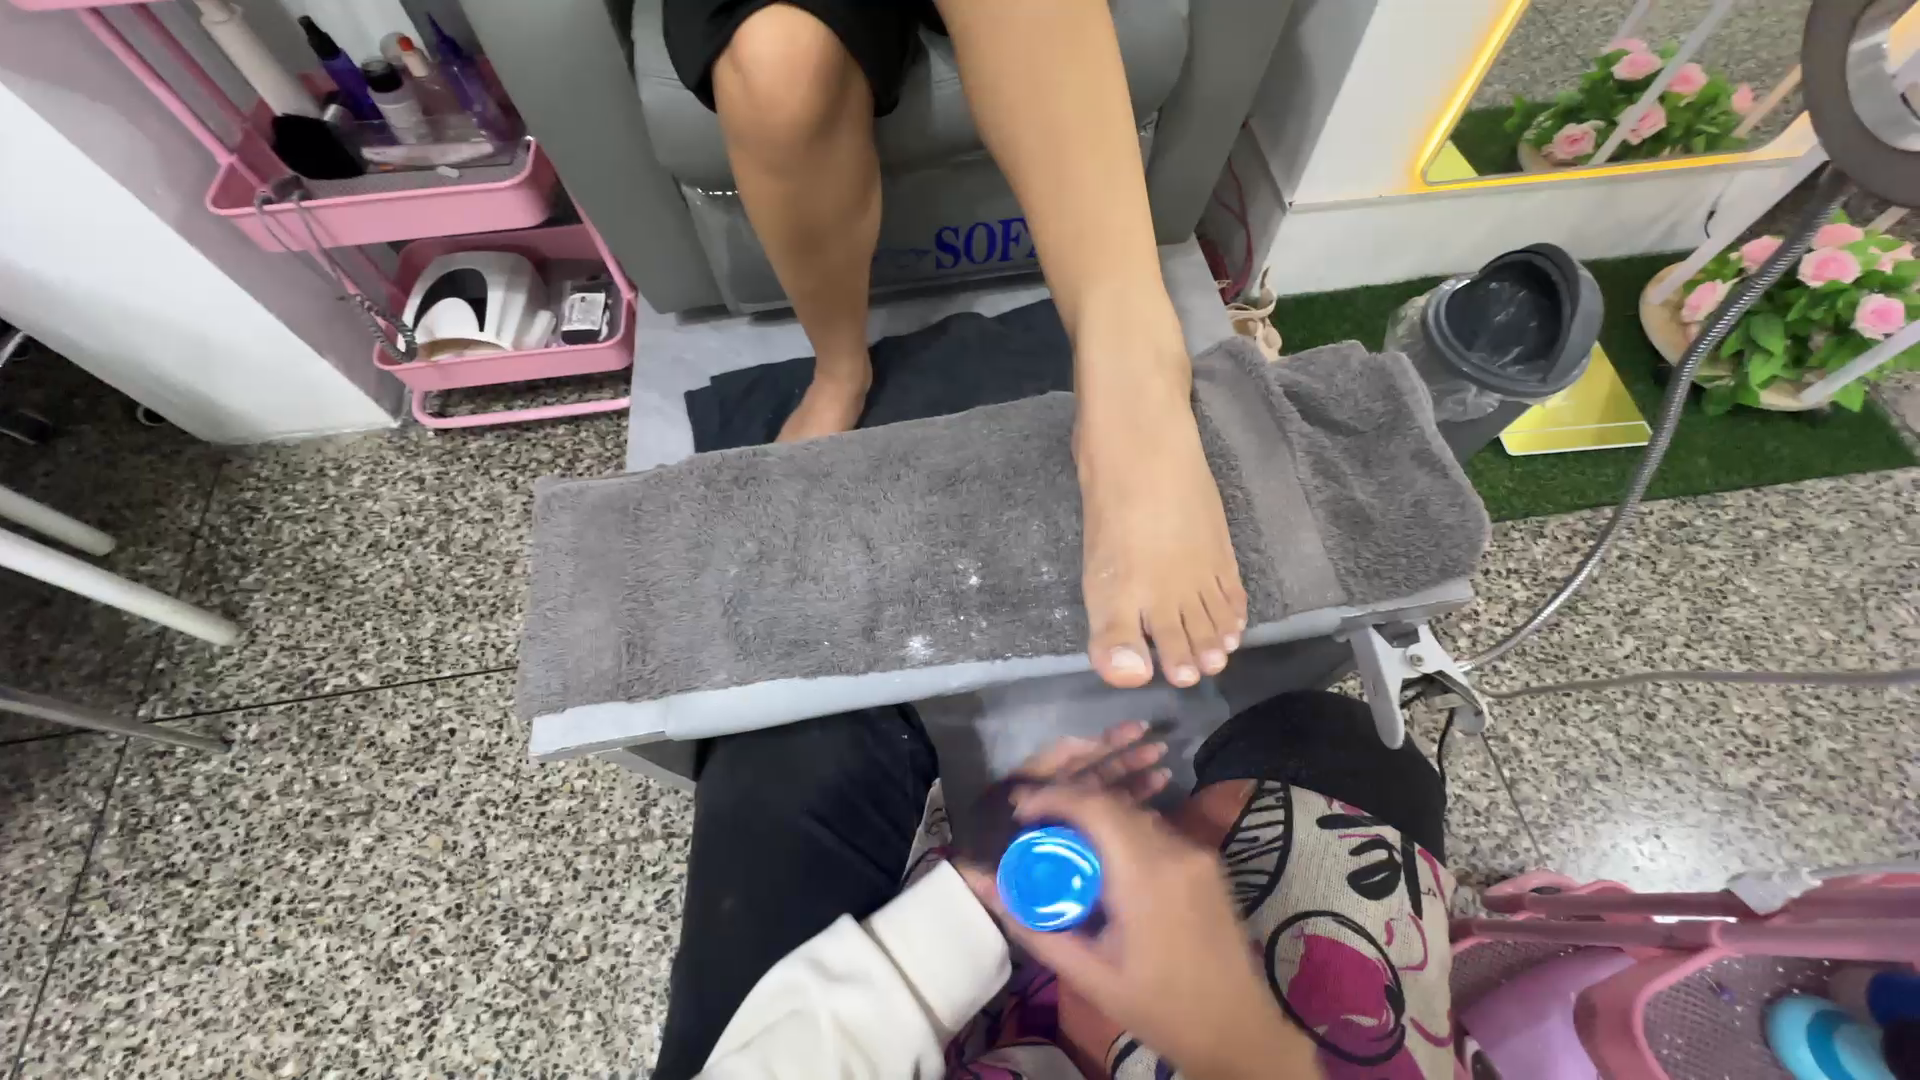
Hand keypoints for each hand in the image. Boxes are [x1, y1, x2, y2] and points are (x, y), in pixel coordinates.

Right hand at [970, 781, 1314, 1079]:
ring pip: (1135, 813)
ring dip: (1097, 817)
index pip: (1094, 806)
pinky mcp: (1209, 860)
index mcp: (1146, 876)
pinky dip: (1124, 833)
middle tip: (1033, 826)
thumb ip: (1033, 924)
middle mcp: (1175, 851)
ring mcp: (1197, 852)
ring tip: (1065, 843)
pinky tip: (1107, 862)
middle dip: (1069, 804)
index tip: (1019, 810)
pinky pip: (1156, 830)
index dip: (1052, 796)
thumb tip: (982, 884)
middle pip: (1113, 804)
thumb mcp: (1089, 976)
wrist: (1241, 1032)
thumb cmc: (1161, 1009)